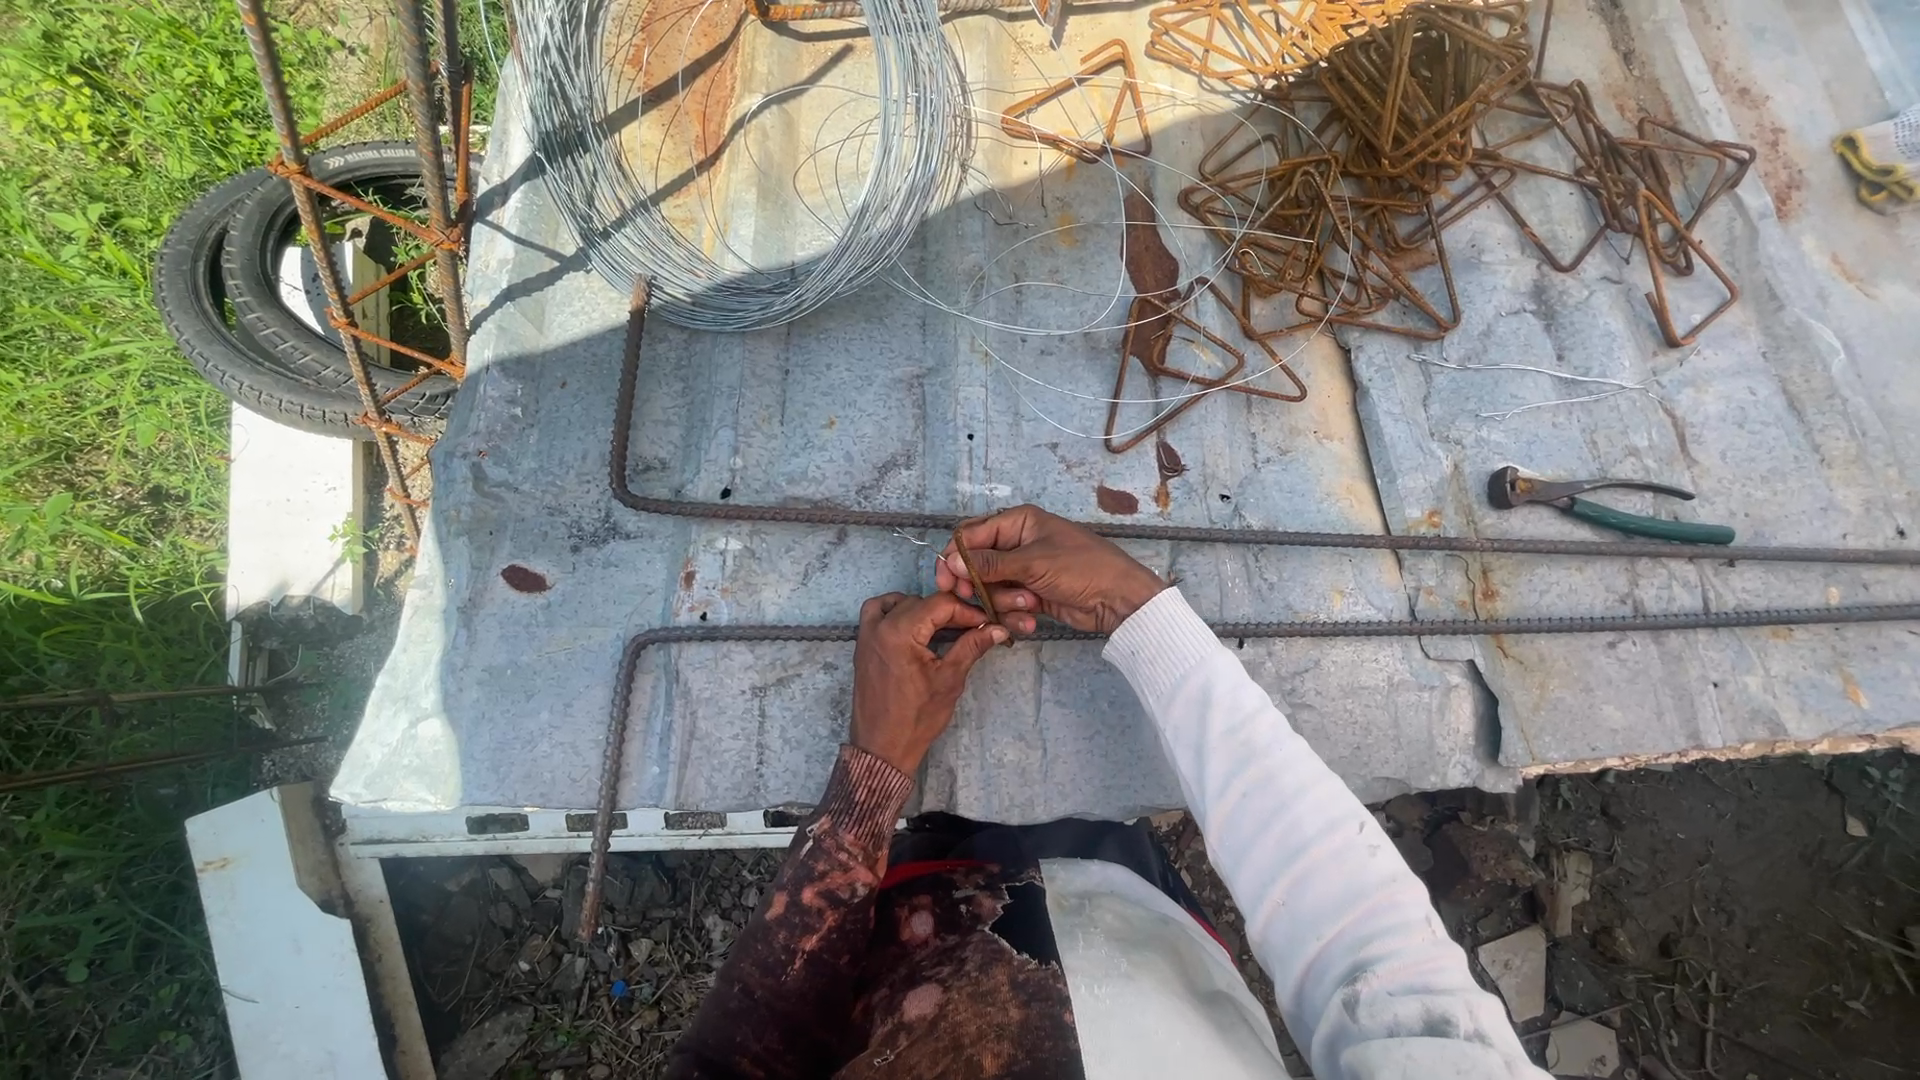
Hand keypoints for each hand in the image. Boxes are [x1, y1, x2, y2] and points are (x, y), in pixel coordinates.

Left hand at [851, 592, 1007, 774]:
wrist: (882, 747)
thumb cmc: (917, 718)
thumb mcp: (950, 679)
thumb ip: (972, 646)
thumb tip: (999, 629)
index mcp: (900, 633)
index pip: (940, 604)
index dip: (967, 612)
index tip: (985, 623)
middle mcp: (879, 626)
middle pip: (921, 602)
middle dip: (948, 612)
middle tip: (971, 629)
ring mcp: (866, 634)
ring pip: (898, 602)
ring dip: (921, 608)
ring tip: (941, 627)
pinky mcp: (862, 644)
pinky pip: (876, 612)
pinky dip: (893, 610)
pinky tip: (912, 626)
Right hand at [935, 504, 1166, 635]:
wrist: (1119, 600)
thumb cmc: (1082, 568)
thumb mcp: (1034, 563)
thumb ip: (990, 563)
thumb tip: (952, 562)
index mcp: (1019, 522)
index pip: (971, 535)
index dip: (954, 558)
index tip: (945, 582)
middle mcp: (1018, 543)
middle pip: (977, 564)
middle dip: (980, 585)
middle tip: (977, 601)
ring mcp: (1025, 570)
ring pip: (992, 588)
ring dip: (1004, 602)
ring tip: (1028, 607)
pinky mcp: (1032, 594)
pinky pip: (1008, 604)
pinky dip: (1014, 615)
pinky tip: (1031, 621)